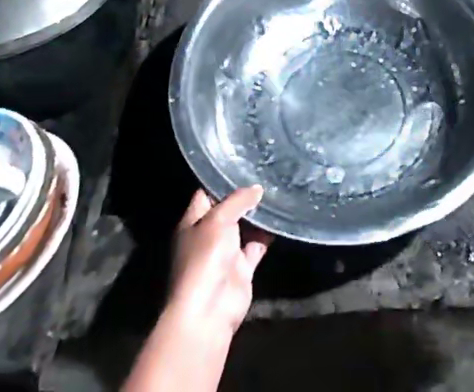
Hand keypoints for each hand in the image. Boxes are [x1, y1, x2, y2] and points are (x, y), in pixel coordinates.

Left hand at [167, 186, 270, 340]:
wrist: (208, 309)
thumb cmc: (205, 257)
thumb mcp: (218, 219)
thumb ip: (237, 201)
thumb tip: (257, 188)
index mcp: (193, 221)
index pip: (206, 194)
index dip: (221, 180)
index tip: (242, 164)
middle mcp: (208, 234)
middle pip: (227, 210)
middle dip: (244, 196)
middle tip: (266, 174)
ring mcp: (225, 252)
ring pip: (244, 228)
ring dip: (257, 215)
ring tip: (277, 191)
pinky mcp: (242, 269)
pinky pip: (256, 247)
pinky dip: (266, 236)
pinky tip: (281, 219)